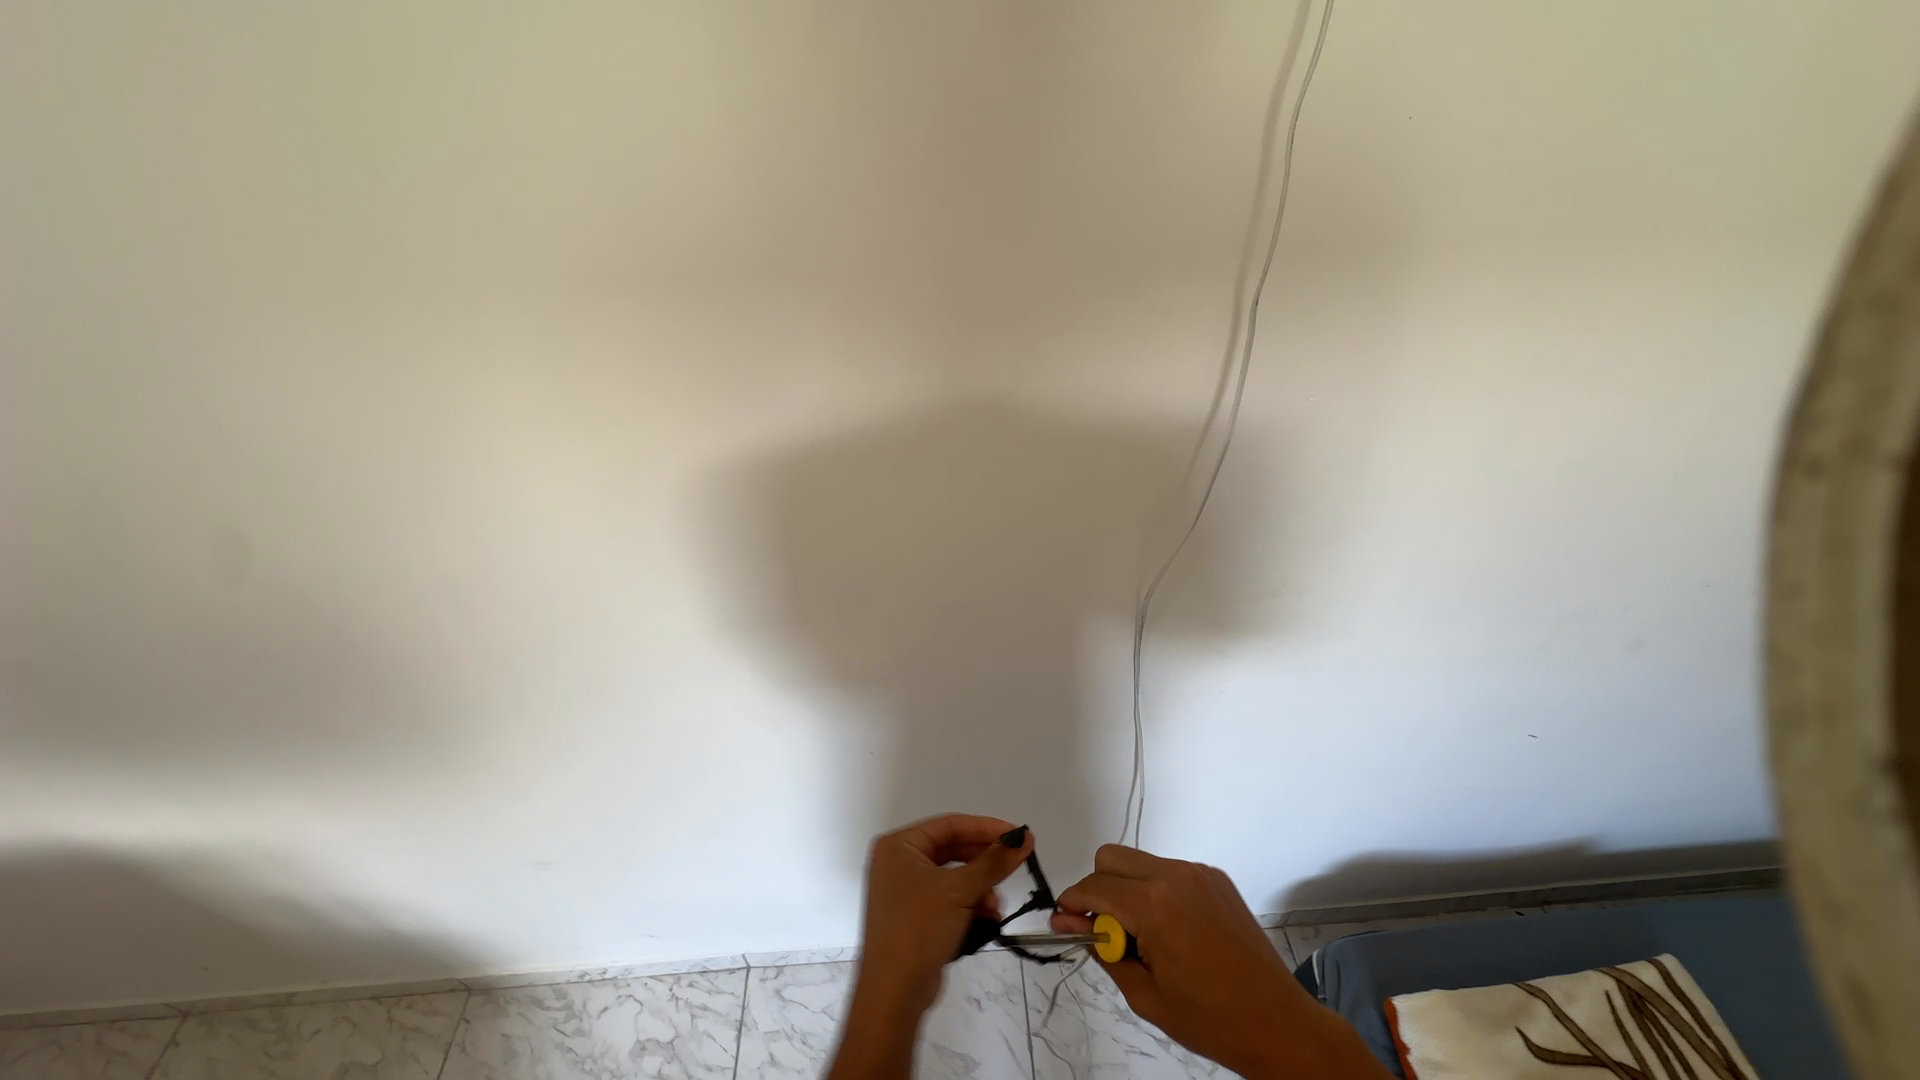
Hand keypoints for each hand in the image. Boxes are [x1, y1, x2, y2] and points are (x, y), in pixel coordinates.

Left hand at [830, 814, 1033, 1079]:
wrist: (893, 993)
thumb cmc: (919, 929)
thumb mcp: (960, 891)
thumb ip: (994, 862)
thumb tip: (1024, 838)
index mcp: (899, 846)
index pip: (950, 825)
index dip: (986, 828)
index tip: (1019, 834)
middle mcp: (898, 863)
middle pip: (953, 850)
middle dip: (985, 862)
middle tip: (1017, 863)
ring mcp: (905, 891)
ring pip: (954, 877)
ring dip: (980, 887)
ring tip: (996, 905)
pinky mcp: (915, 917)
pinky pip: (949, 899)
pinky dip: (970, 905)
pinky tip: (988, 918)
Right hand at [1053, 845, 1390, 1079]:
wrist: (1278, 1022)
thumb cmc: (1208, 1018)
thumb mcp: (1144, 993)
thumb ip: (1103, 950)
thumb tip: (1068, 923)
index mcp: (1153, 905)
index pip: (1093, 886)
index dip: (1072, 904)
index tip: (1066, 924)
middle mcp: (1174, 876)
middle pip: (1111, 857)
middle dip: (1097, 887)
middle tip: (1106, 930)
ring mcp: (1199, 873)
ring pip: (1140, 862)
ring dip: (1127, 888)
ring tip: (1143, 936)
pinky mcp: (1217, 879)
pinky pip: (1169, 871)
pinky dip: (1157, 891)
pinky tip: (1173, 930)